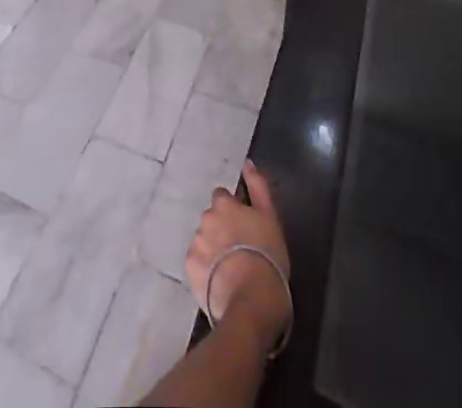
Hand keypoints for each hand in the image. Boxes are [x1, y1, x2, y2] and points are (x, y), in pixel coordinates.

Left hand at [185, 160, 290, 352]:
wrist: (251, 298)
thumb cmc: (267, 255)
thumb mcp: (271, 218)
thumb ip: (258, 187)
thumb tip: (247, 164)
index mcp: (223, 205)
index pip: (223, 198)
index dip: (234, 211)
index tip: (245, 226)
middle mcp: (205, 219)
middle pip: (212, 219)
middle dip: (222, 229)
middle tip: (242, 249)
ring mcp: (195, 242)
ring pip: (204, 240)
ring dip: (214, 248)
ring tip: (234, 269)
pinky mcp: (189, 266)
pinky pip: (198, 262)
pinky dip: (207, 268)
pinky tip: (222, 281)